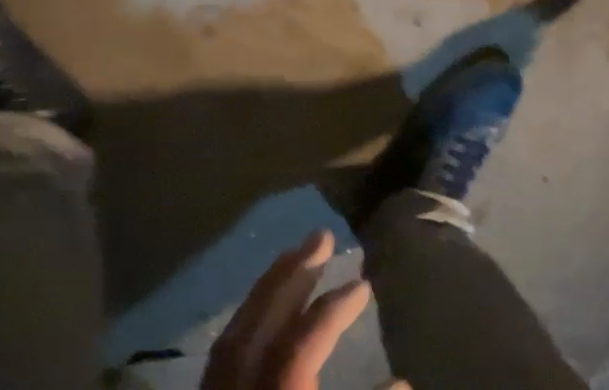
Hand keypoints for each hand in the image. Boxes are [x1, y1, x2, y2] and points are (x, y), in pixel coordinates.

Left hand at [202, 230, 374, 389]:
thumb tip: (402, 379)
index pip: (300, 344)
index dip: (333, 312)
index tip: (363, 285)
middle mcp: (238, 383)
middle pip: (261, 321)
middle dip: (293, 273)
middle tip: (322, 235)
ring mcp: (215, 386)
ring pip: (237, 329)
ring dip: (269, 286)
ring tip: (295, 256)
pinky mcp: (205, 389)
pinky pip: (225, 345)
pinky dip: (248, 313)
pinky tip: (264, 303)